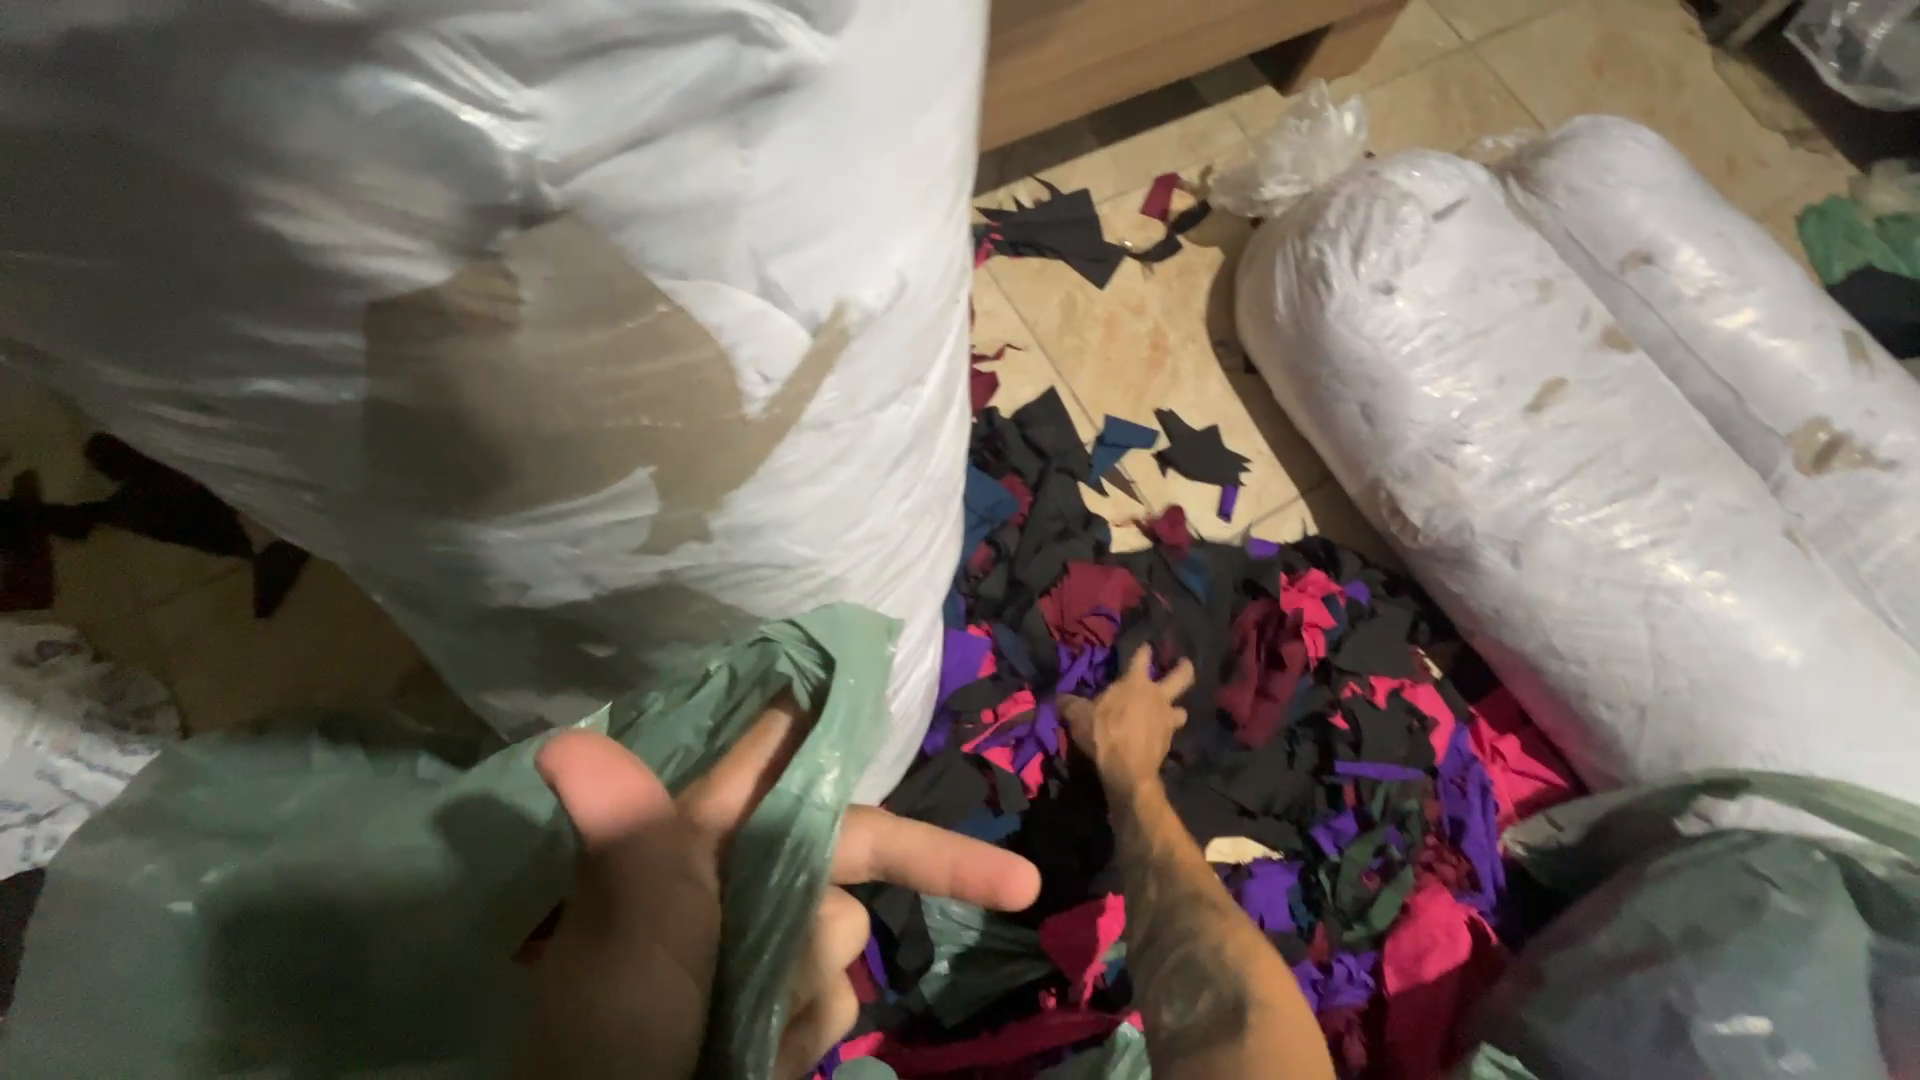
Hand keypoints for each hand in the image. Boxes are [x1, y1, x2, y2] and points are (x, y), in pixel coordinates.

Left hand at [518, 696, 1041, 1079]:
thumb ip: (629, 839)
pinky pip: (835, 1000)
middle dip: (920, 869)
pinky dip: (809, 1030)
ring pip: (845, 933)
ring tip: (747, 1027)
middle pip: (855, 844)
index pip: (789, 755)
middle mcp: (745, 875)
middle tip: (1016, 886)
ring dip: (814, 985)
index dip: (845, 720)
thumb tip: (565, 745)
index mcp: (707, 835)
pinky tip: (761, 1054)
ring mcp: (766, 940)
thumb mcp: (625, 935)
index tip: (902, 681)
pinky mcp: (780, 1002)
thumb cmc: (616, 1029)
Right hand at [1061, 646, 1194, 797]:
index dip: (1144, 651)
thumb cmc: (1103, 732)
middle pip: (1181, 676)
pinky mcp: (1169, 742)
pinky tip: (1158, 736)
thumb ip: (1070, 703)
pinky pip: (1171, 733)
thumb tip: (1058, 697)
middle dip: (1184, 668)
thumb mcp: (1078, 715)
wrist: (1126, 768)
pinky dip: (1166, 733)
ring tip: (1173, 711)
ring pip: (1182, 710)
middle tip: (1185, 663)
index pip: (1142, 658)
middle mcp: (1157, 696)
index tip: (1146, 647)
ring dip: (1177, 710)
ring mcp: (1166, 719)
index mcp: (1135, 683)